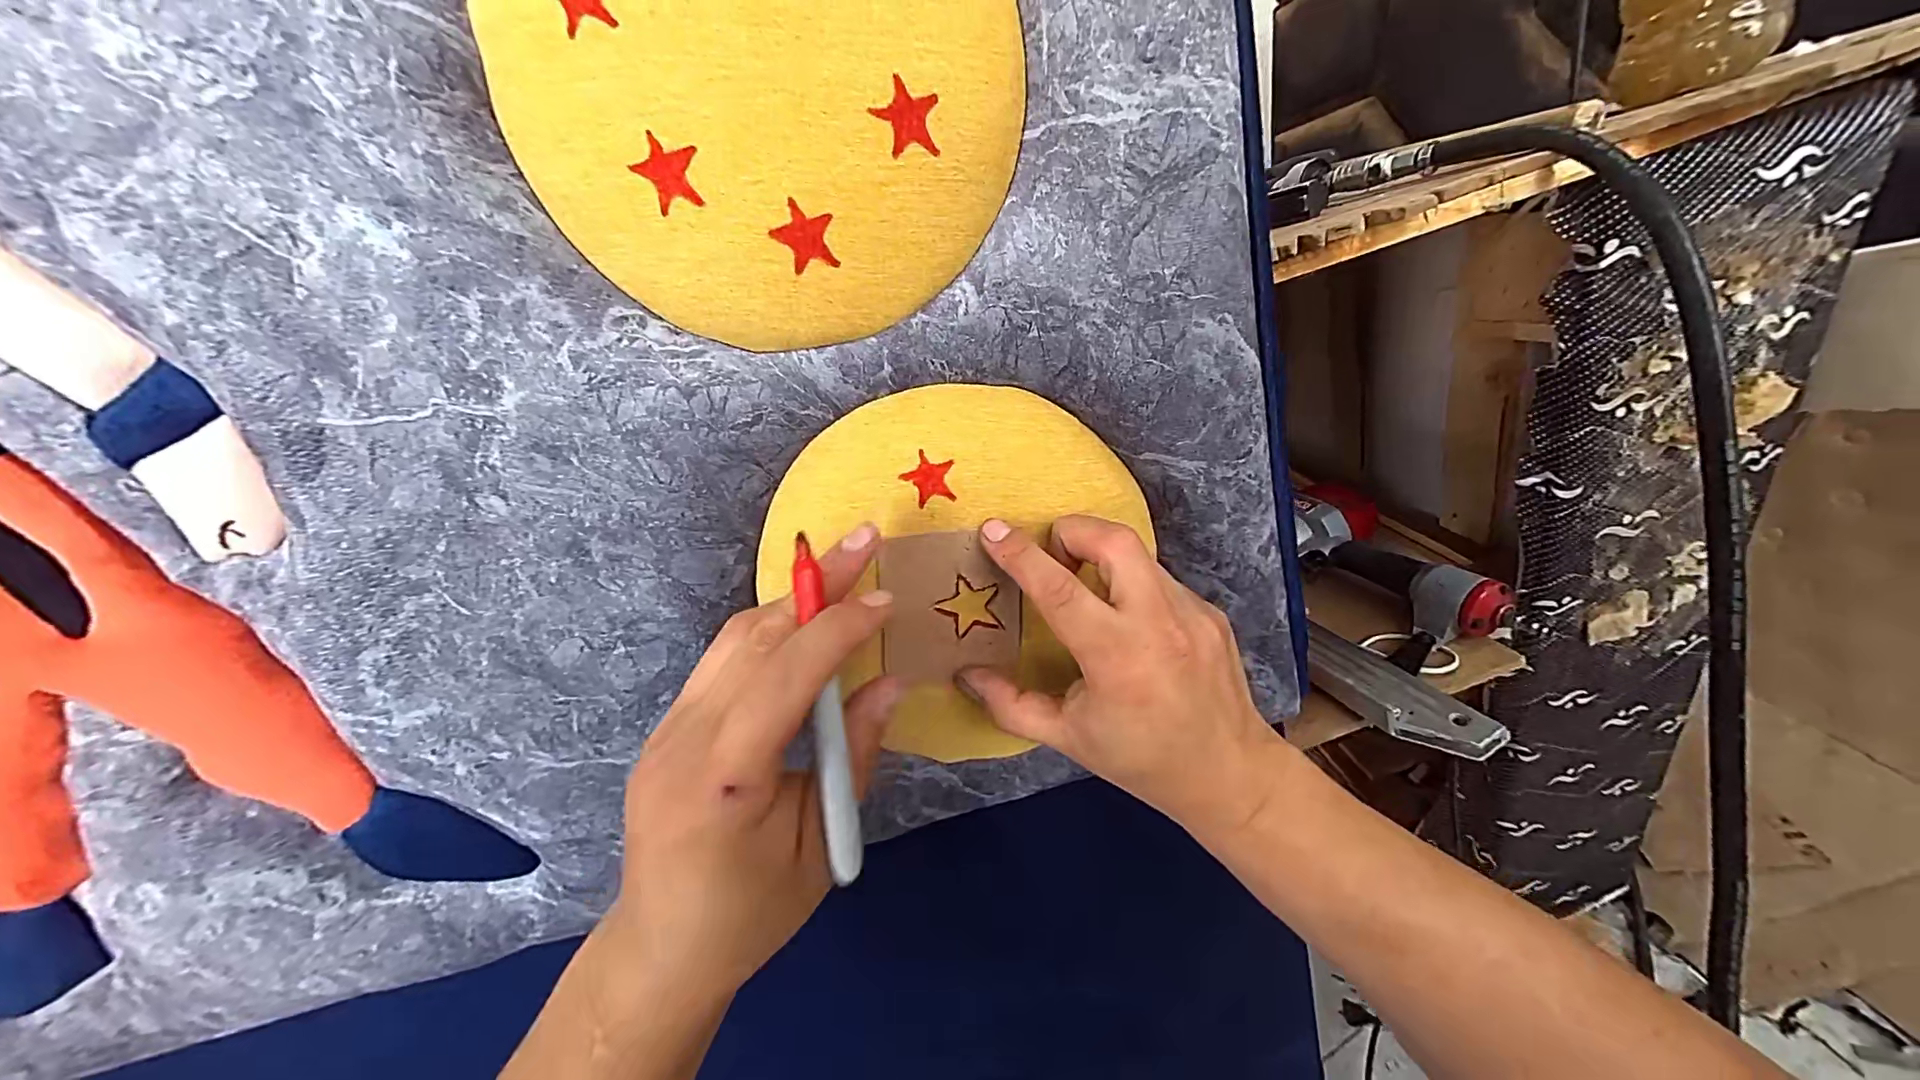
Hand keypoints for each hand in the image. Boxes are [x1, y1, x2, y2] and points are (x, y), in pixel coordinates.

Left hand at [606, 523, 899, 1003]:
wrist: (661, 952)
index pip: (786, 675)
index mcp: (725, 778)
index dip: (840, 629)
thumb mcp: (821, 844)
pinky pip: (723, 661)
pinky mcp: (667, 728)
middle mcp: (684, 739)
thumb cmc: (752, 913)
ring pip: (733, 639)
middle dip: (816, 586)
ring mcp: (667, 729)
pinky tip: (803, 625)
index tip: (886, 600)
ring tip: (840, 573)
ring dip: (792, 601)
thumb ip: (853, 755)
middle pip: (754, 638)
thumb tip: (889, 682)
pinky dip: (769, 631)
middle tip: (864, 543)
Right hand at [958, 516, 1288, 829]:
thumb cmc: (1142, 760)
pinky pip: (1160, 579)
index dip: (1021, 554)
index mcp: (1117, 657)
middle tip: (1051, 553)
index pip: (1060, 588)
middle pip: (1114, 540)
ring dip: (1102, 557)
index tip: (993, 530)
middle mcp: (1160, 623)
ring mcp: (1193, 612)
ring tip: (1087, 589)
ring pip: (1139, 555)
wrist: (1231, 774)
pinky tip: (1130, 623)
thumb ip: (1011, 705)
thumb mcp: (1069, 738)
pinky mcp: (1211, 612)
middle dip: (1073, 530)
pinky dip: (1132, 585)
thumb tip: (966, 674)